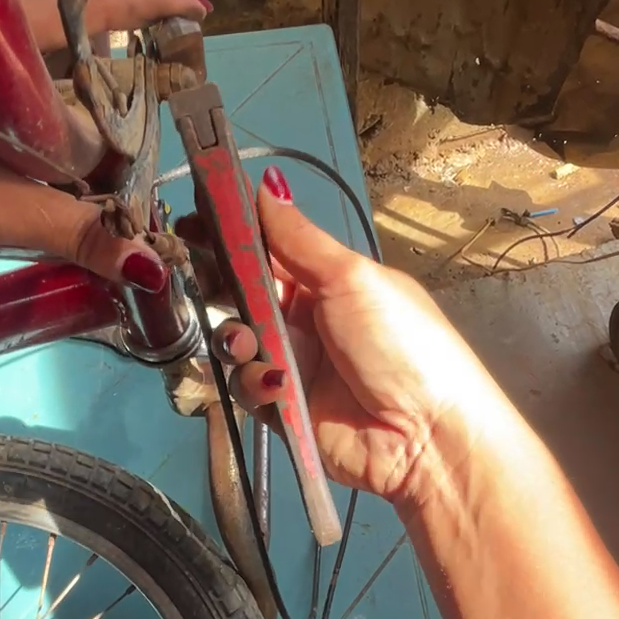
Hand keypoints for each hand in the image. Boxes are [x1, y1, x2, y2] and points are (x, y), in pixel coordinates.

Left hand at [0, 0, 206, 284]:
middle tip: (130, 101)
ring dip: (55, 104)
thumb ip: (73, 230)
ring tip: (79, 153)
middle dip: (97, 58)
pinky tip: (26, 160)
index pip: (75, 6)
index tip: (191, 6)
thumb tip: (149, 263)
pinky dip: (19, 121)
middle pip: (47, 27)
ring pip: (15, 67)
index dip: (139, 0)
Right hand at [212, 167, 510, 507]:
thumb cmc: (399, 343)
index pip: (269, 250)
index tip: (193, 219)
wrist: (424, 436)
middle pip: (244, 294)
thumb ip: (298, 238)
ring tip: (248, 343)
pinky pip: (247, 388)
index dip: (233, 235)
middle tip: (198, 275)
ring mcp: (293, 365)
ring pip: (238, 341)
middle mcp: (307, 319)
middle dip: (220, 284)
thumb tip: (265, 182)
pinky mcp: (282, 409)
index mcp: (330, 280)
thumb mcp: (351, 278)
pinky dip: (255, 383)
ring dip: (236, 338)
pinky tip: (274, 386)